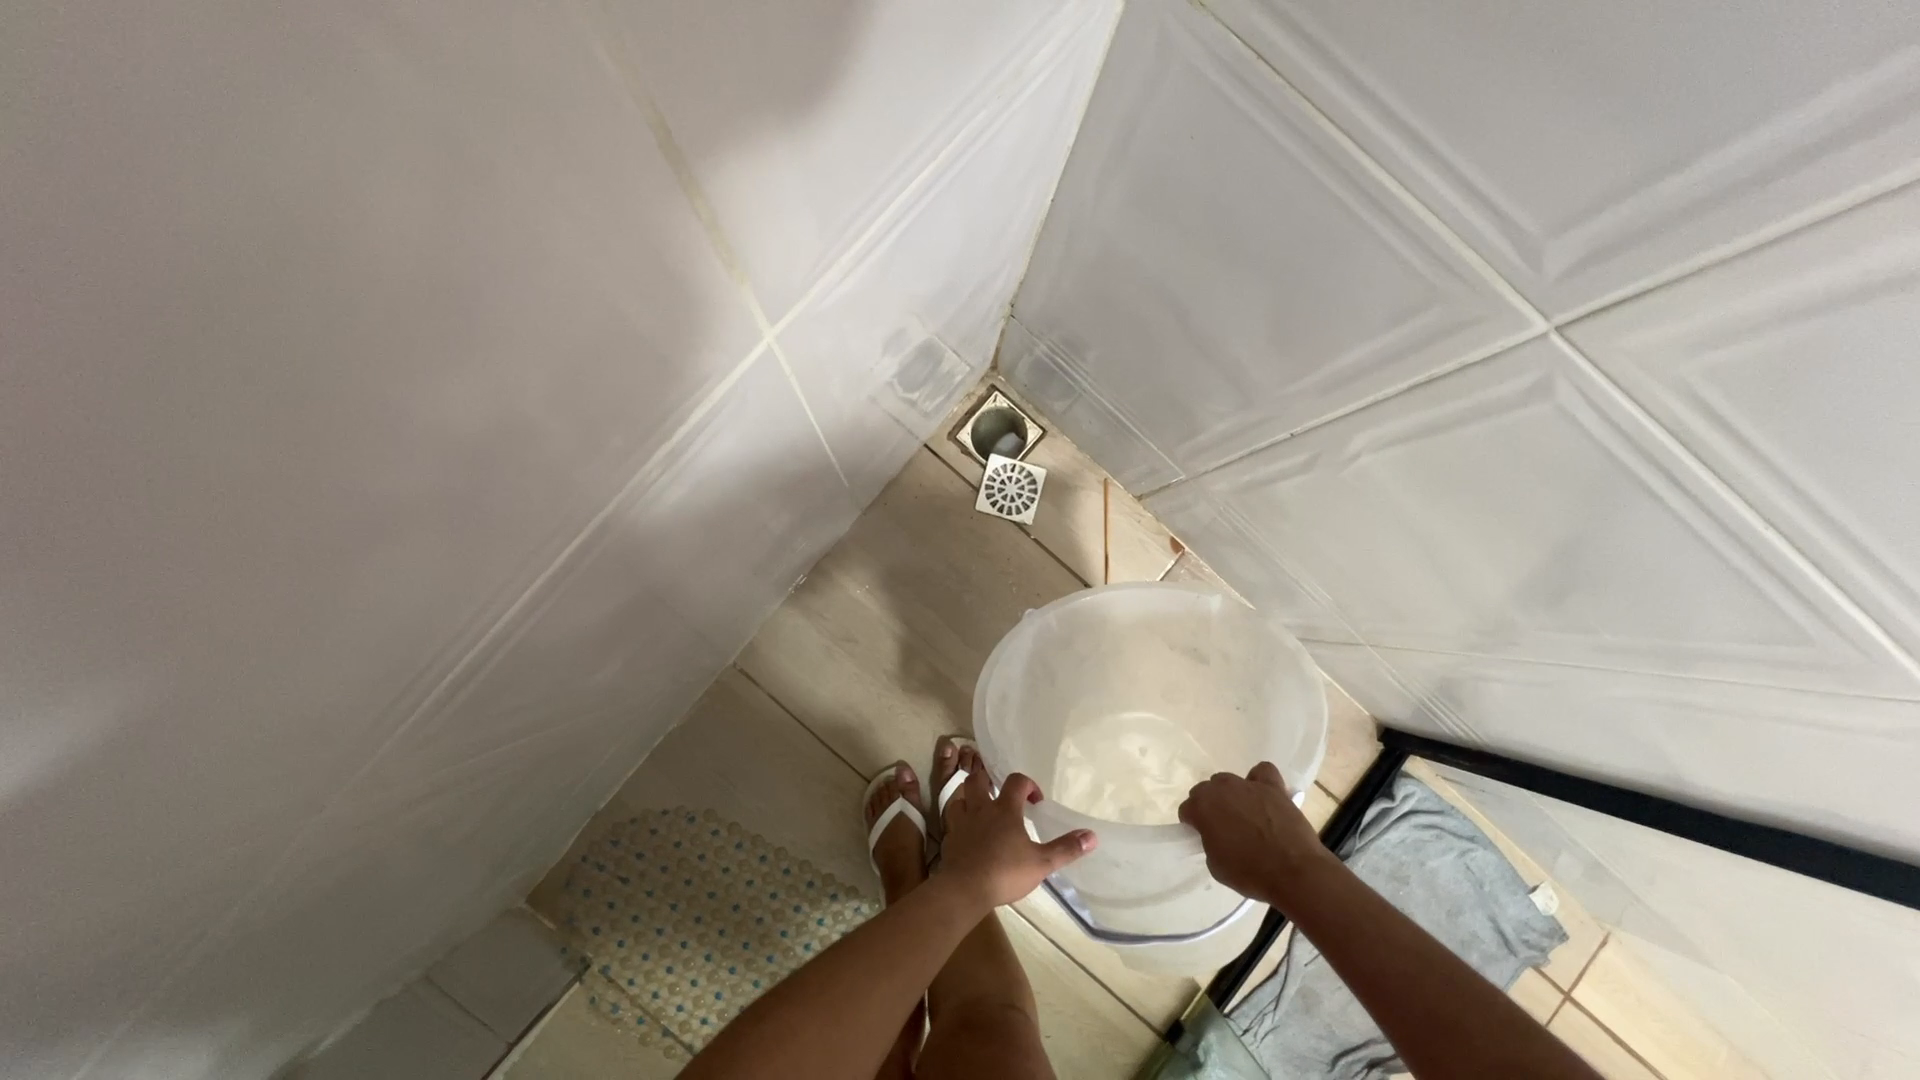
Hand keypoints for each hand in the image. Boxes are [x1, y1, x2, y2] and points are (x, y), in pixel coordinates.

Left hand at [938, 770, 1095, 909]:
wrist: (964, 889)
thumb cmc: (1005, 872)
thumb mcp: (1042, 863)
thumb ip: (1066, 848)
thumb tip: (1092, 836)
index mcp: (1004, 810)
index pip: (1016, 781)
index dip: (1028, 785)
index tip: (1035, 801)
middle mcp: (980, 809)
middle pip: (978, 780)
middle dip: (988, 780)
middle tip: (999, 792)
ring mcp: (961, 823)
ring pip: (959, 797)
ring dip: (969, 797)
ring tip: (979, 808)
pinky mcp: (949, 839)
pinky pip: (952, 822)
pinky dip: (959, 822)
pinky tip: (966, 833)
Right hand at [1179, 762, 1330, 904]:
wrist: (1294, 872)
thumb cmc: (1250, 873)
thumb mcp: (1215, 865)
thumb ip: (1209, 841)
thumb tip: (1217, 835)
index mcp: (1202, 807)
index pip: (1187, 809)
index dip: (1193, 824)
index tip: (1201, 836)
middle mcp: (1222, 789)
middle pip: (1206, 790)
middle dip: (1210, 806)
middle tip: (1221, 828)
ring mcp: (1248, 785)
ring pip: (1229, 780)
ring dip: (1230, 794)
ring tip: (1243, 813)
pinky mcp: (1274, 788)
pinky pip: (1262, 772)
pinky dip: (1259, 780)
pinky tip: (1262, 795)